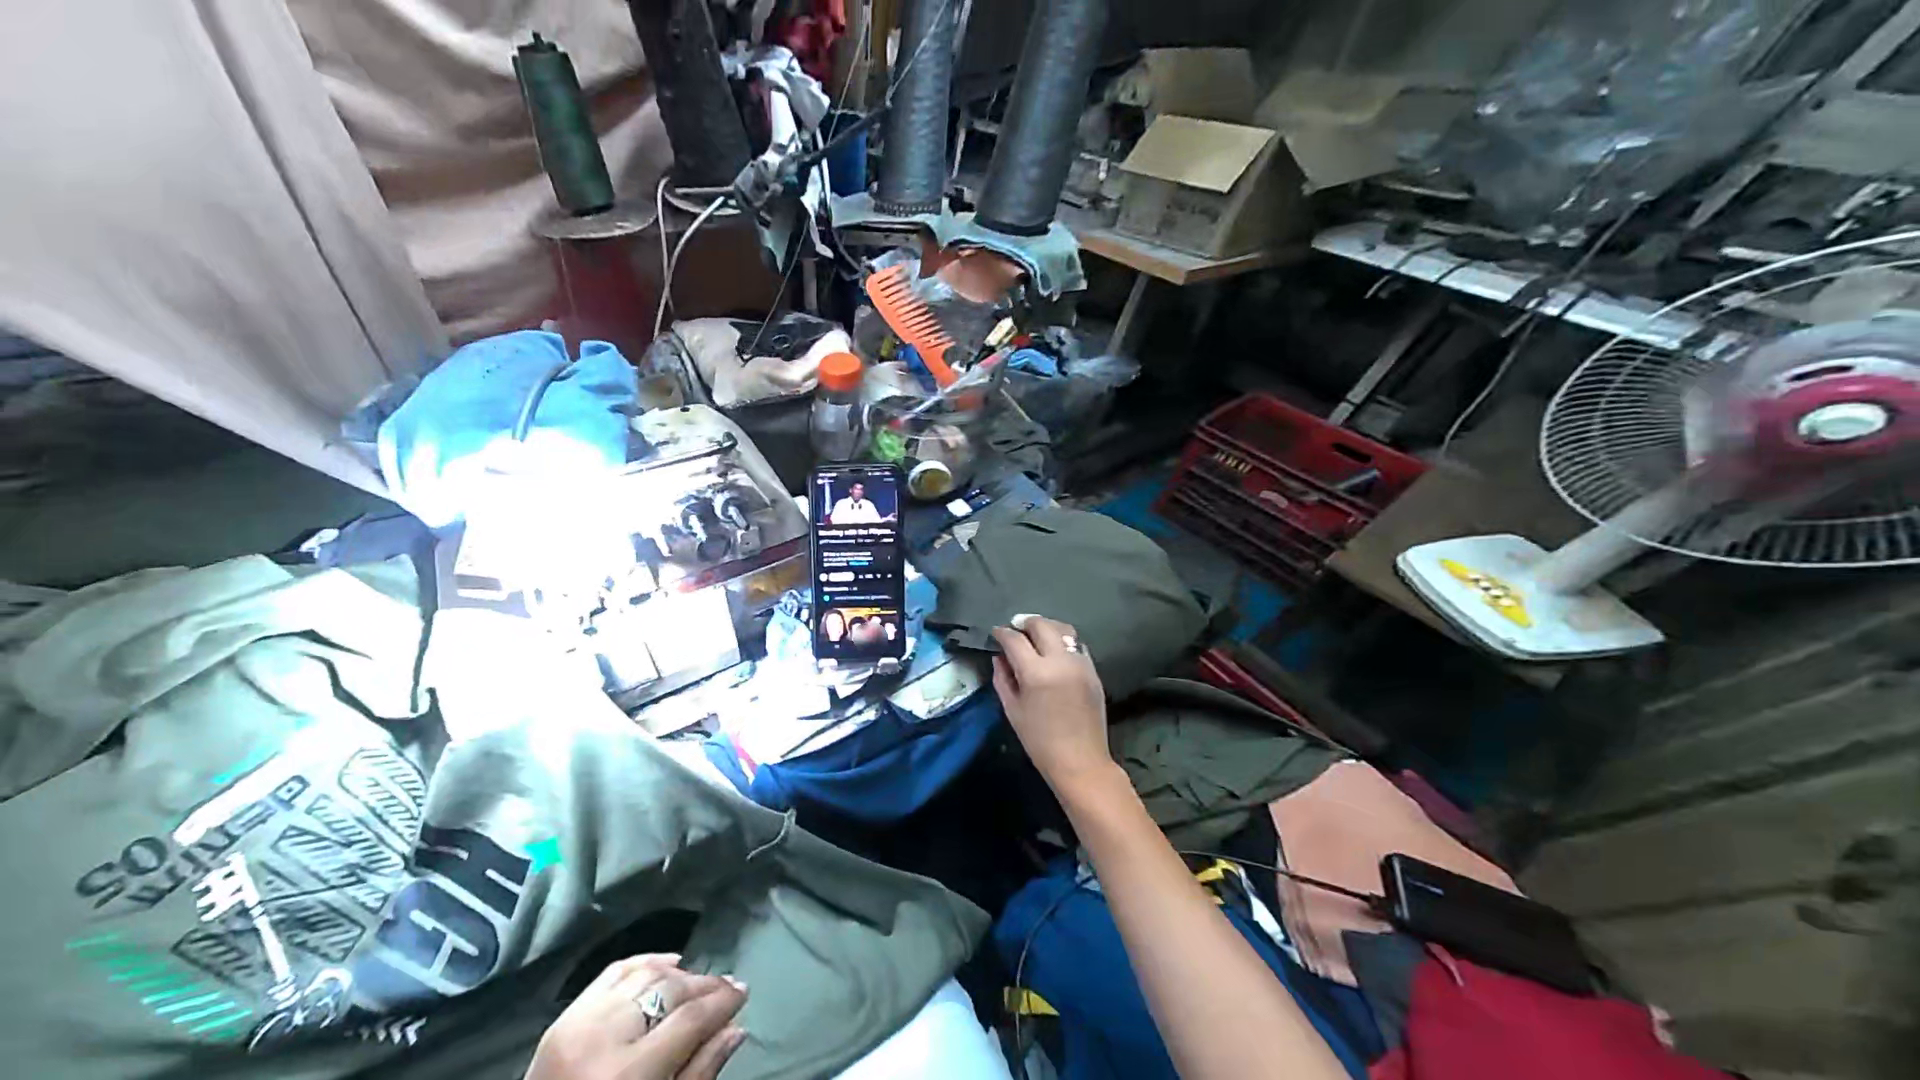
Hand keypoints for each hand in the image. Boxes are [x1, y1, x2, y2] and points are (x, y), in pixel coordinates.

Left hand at [526, 954, 747, 1079]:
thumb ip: (700, 1072)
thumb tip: (736, 1028)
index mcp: (628, 1076)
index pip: (690, 1019)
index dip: (723, 1002)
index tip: (744, 992)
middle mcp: (602, 1040)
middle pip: (669, 990)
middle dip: (705, 986)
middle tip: (727, 988)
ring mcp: (577, 1025)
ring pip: (644, 974)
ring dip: (679, 974)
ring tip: (699, 985)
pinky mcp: (561, 1021)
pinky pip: (613, 973)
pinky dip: (644, 963)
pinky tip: (668, 965)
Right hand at [991, 616, 1111, 792]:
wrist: (1080, 761)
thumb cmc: (1039, 741)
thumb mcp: (1013, 710)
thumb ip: (1003, 678)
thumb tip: (999, 657)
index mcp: (1036, 672)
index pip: (1015, 640)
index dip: (1002, 633)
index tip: (996, 633)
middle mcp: (1061, 661)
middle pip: (1042, 625)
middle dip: (1025, 623)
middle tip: (1015, 629)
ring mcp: (1081, 663)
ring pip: (1064, 629)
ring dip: (1046, 627)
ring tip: (1035, 635)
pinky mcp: (1093, 670)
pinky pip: (1076, 645)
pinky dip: (1063, 641)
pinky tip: (1054, 652)